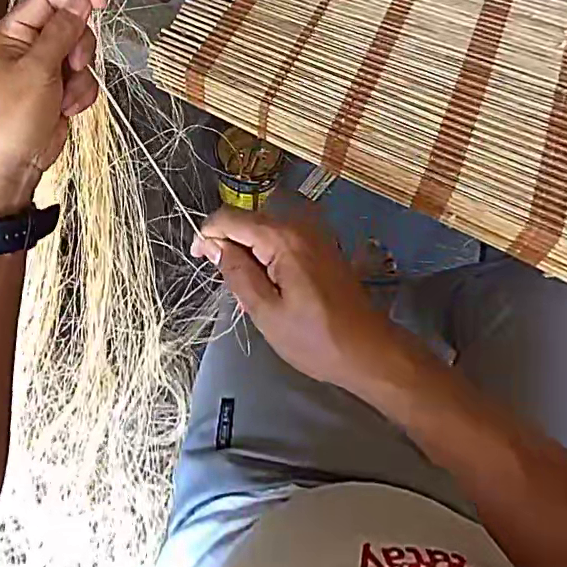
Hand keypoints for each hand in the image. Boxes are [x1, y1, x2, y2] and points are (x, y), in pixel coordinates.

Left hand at [0, 0, 106, 215]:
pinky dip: (81, 94)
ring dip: (81, 76)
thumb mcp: (37, 68)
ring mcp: (45, 70)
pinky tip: (66, 108)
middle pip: (71, 26)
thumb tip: (80, 0)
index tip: (102, 0)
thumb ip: (62, 31)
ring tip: (64, 95)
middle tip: (73, 64)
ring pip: (82, 54)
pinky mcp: (59, 90)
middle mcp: (28, 48)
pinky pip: (84, 79)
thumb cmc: (10, 117)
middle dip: (80, 47)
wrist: (10, 166)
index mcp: (11, 34)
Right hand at [194, 205, 419, 393]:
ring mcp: (313, 232)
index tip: (198, 258)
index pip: (231, 217)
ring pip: (264, 230)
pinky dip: (268, 257)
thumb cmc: (315, 338)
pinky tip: (271, 289)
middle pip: (248, 220)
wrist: (369, 349)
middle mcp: (299, 225)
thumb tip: (213, 244)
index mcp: (283, 237)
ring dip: (250, 254)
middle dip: (230, 245)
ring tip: (251, 296)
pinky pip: (283, 240)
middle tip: (228, 287)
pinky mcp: (321, 244)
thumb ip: (236, 272)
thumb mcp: (266, 312)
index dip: (208, 233)